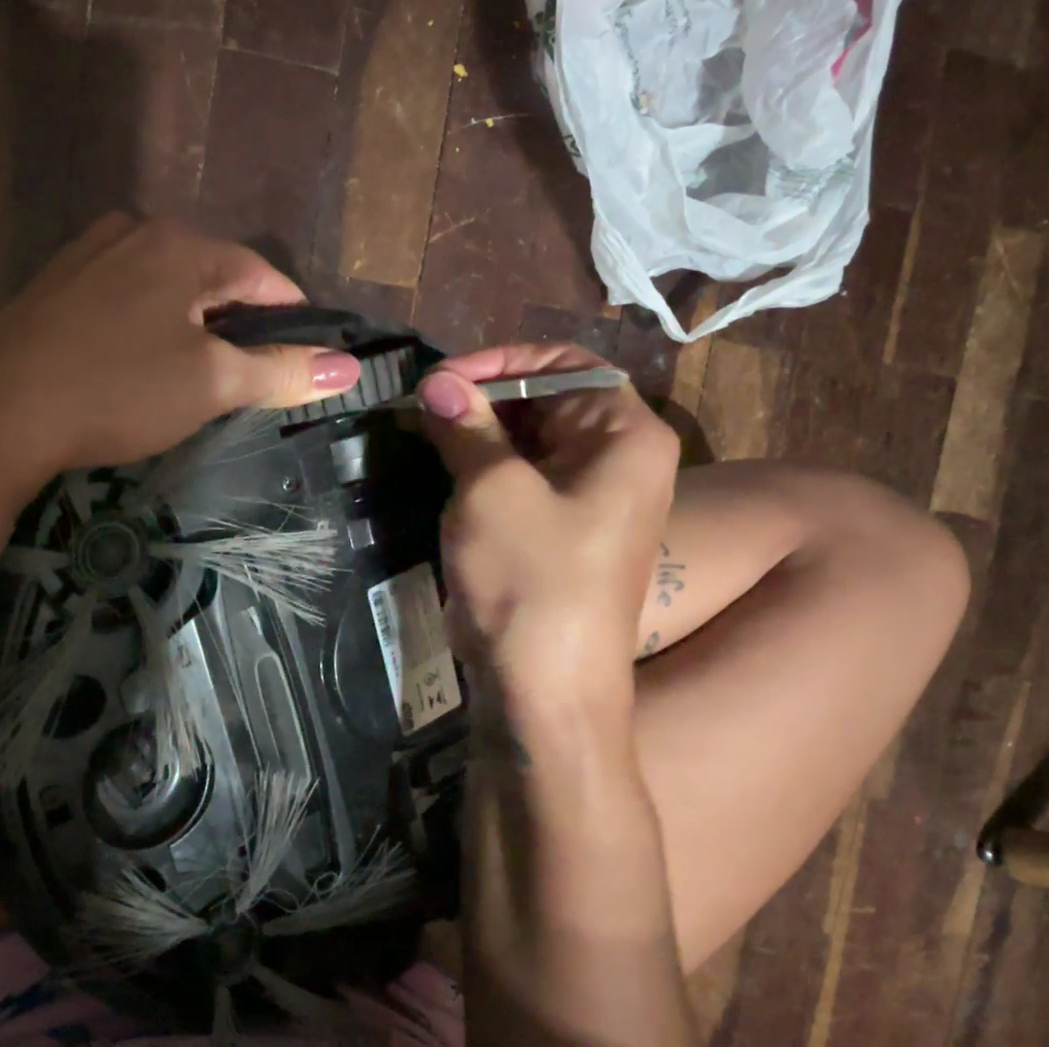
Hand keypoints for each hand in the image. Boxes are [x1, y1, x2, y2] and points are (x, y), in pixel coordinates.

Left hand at [0, 215, 361, 490]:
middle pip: (211, 278)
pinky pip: (119, 299)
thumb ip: (281, 370)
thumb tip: (351, 367)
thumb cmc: (115, 394)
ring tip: (183, 382)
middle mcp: (132, 230)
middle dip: (233, 326)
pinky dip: (140, 328)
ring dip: (185, 328)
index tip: (296, 365)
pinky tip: (128, 369)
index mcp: (181, 244)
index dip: (290, 322)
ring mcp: (84, 254)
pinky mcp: (50, 285)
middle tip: (236, 384)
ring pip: (162, 288)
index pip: (263, 277)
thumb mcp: (209, 385)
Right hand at [419, 344, 678, 720]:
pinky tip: (444, 469)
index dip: (501, 361)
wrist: (545, 686)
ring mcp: (595, 499)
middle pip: (551, 399)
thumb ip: (464, 425)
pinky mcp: (565, 531)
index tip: (440, 380)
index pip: (566, 364)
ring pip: (533, 439)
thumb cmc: (529, 577)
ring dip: (479, 431)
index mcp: (626, 435)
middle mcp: (622, 459)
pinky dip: (486, 465)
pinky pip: (527, 477)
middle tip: (422, 408)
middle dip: (484, 396)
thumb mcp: (490, 489)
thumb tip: (435, 382)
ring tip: (424, 435)